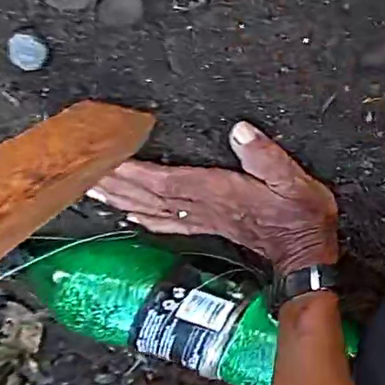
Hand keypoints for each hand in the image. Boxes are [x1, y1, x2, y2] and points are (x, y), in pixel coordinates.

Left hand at [88, 122, 338, 272]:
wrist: (306, 253)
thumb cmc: (302, 216)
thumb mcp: (296, 181)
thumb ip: (267, 157)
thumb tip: (240, 131)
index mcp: (222, 192)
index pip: (167, 181)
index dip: (133, 169)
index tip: (106, 156)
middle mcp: (207, 208)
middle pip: (149, 195)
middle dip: (114, 182)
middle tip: (79, 169)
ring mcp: (206, 220)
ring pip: (152, 209)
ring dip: (119, 199)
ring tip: (90, 187)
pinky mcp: (211, 228)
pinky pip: (167, 223)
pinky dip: (141, 218)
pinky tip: (128, 214)